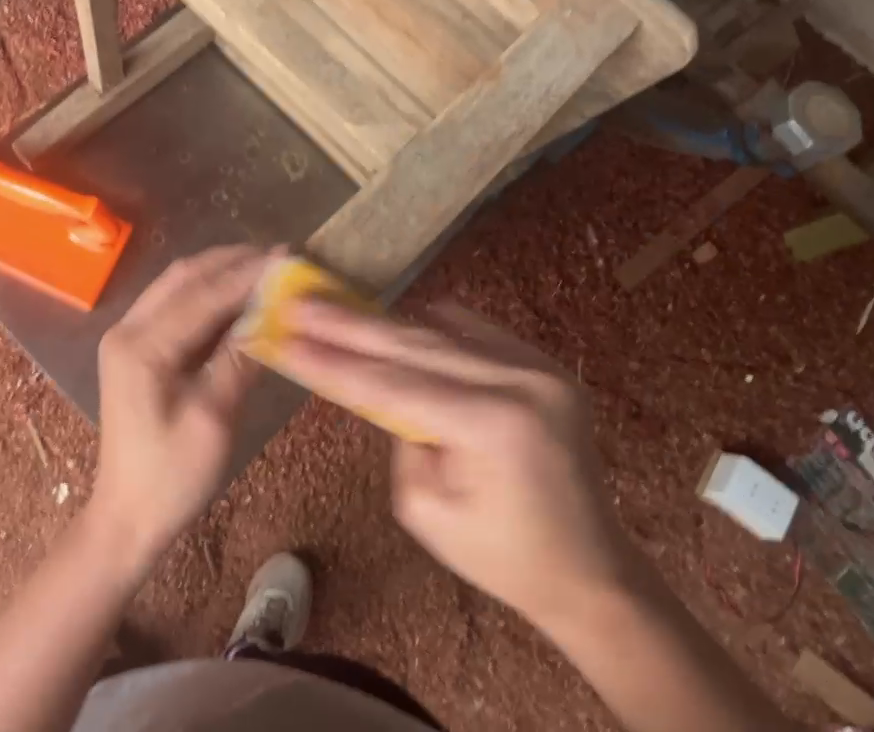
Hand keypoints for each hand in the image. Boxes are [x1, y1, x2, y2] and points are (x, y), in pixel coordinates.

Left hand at [89, 245, 268, 566]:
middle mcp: (127, 330)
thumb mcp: (213, 418)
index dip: (247, 273)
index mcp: (141, 346)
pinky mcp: (135, 350)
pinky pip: (174, 307)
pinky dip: (207, 296)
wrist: (128, 513)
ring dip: (219, 274)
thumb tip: (273, 313)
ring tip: (266, 269)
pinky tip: (239, 299)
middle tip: (281, 256)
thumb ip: (240, 359)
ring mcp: (127, 338)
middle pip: (184, 277)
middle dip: (232, 262)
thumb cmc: (171, 475)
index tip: (289, 257)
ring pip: (177, 287)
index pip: (201, 294)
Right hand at [277, 300, 636, 624]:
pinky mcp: (545, 365)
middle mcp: (520, 381)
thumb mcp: (424, 508)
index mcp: (491, 425)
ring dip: (386, 324)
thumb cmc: (498, 555)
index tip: (285, 339)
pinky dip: (431, 328)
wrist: (589, 569)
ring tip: (334, 310)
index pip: (390, 383)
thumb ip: (398, 437)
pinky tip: (396, 327)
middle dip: (350, 324)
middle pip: (415, 341)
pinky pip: (475, 331)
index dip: (332, 361)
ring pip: (443, 328)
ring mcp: (539, 367)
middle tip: (300, 303)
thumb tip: (384, 387)